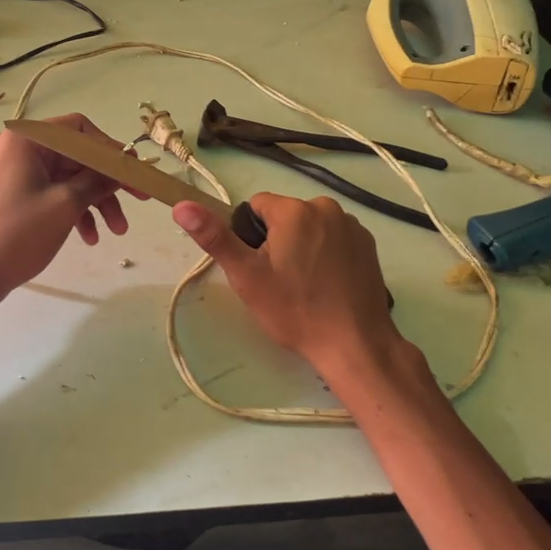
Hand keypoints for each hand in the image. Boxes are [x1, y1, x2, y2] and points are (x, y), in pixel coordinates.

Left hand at [0, 114, 145, 303]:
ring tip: (117, 231)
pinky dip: (76, 211)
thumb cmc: (17, 233)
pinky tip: (90, 238)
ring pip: (71, 178)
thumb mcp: (66, 204)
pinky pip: (56, 193)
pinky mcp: (19, 195)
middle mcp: (23, 148)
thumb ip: (98, 181)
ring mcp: (20, 173)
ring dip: (97, 201)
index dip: (110, 148)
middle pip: (79, 155)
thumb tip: (122, 166)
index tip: (135, 171)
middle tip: (140, 200)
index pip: (80, 129)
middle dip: (108, 181)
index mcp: (29, 139)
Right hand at [172, 193, 409, 373]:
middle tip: (281, 281)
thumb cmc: (295, 311)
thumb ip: (215, 237)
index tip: (261, 267)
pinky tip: (328, 283)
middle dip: (278, 241)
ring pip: (310, 226)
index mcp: (294, 210)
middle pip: (285, 216)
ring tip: (306, 285)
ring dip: (304, 245)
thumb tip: (181, 205)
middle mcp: (326, 207)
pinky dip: (328, 253)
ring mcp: (352, 224)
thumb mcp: (247, 276)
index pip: (257, 206)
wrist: (354, 344)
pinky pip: (334, 237)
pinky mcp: (368, 243)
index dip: (251, 237)